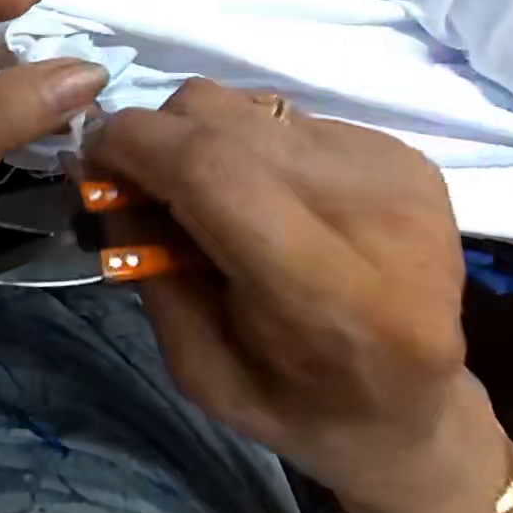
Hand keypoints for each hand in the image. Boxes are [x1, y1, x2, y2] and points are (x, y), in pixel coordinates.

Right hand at [86, 79, 512, 512]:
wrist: (418, 407)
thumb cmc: (298, 405)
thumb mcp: (198, 366)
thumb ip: (147, 260)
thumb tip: (108, 169)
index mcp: (330, 297)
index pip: (214, 172)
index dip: (138, 144)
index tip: (95, 153)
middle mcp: (374, 215)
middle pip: (226, 119)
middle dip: (160, 134)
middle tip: (144, 178)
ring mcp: (395, 172)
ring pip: (251, 105)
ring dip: (206, 137)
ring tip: (215, 192)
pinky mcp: (404, 152)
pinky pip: (288, 116)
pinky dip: (254, 142)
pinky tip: (271, 192)